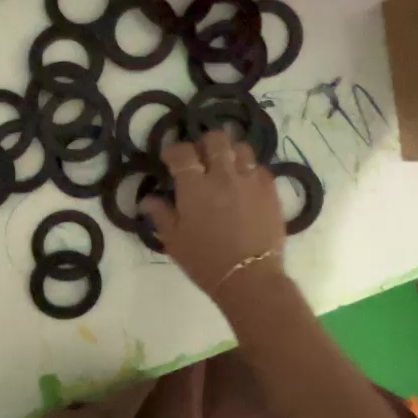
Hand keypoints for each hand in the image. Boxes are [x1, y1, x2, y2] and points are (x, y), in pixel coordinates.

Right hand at [142, 129, 286, 298]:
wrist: (249, 277)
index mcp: (194, 186)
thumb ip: (160, 214)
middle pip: (215, 140)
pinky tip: (244, 184)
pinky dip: (249, 170)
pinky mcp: (270, 190)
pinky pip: (260, 168)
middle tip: (200, 158)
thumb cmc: (204, 260)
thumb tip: (147, 199)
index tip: (169, 160)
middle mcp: (222, 175)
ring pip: (241, 148)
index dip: (173, 151)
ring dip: (230, 153)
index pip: (182, 152)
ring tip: (225, 167)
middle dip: (205, 143)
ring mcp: (249, 180)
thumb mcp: (173, 240)